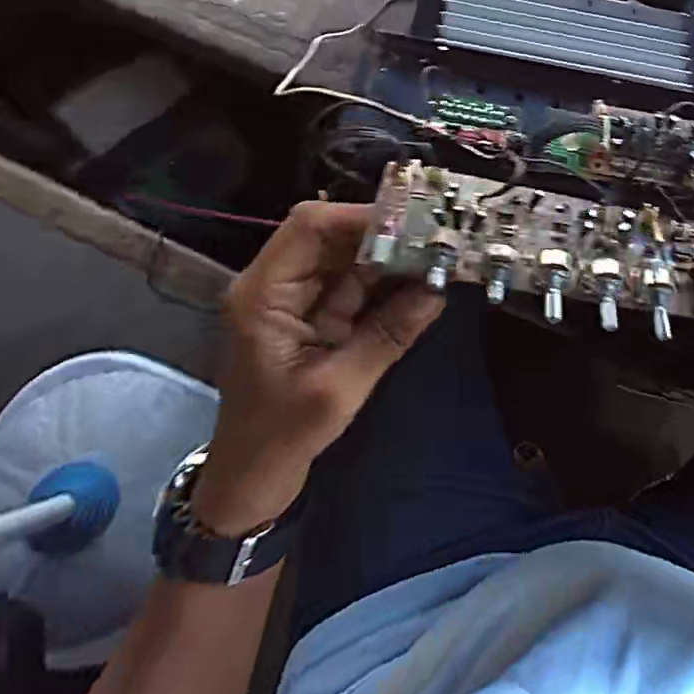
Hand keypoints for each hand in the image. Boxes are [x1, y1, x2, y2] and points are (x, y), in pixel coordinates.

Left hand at [196, 202, 444, 533]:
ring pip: (353, 257)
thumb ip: (389, 334)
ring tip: (441, 257)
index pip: (311, 227)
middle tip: (439, 241)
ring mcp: (301, 297)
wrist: (253, 476)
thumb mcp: (339, 387)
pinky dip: (392, 282)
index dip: (363, 218)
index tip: (416, 225)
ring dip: (395, 257)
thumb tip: (439, 291)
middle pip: (335, 235)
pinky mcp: (320, 313)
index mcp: (264, 293)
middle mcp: (280, 283)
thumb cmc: (281, 434)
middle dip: (388, 235)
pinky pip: (360, 284)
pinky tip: (425, 281)